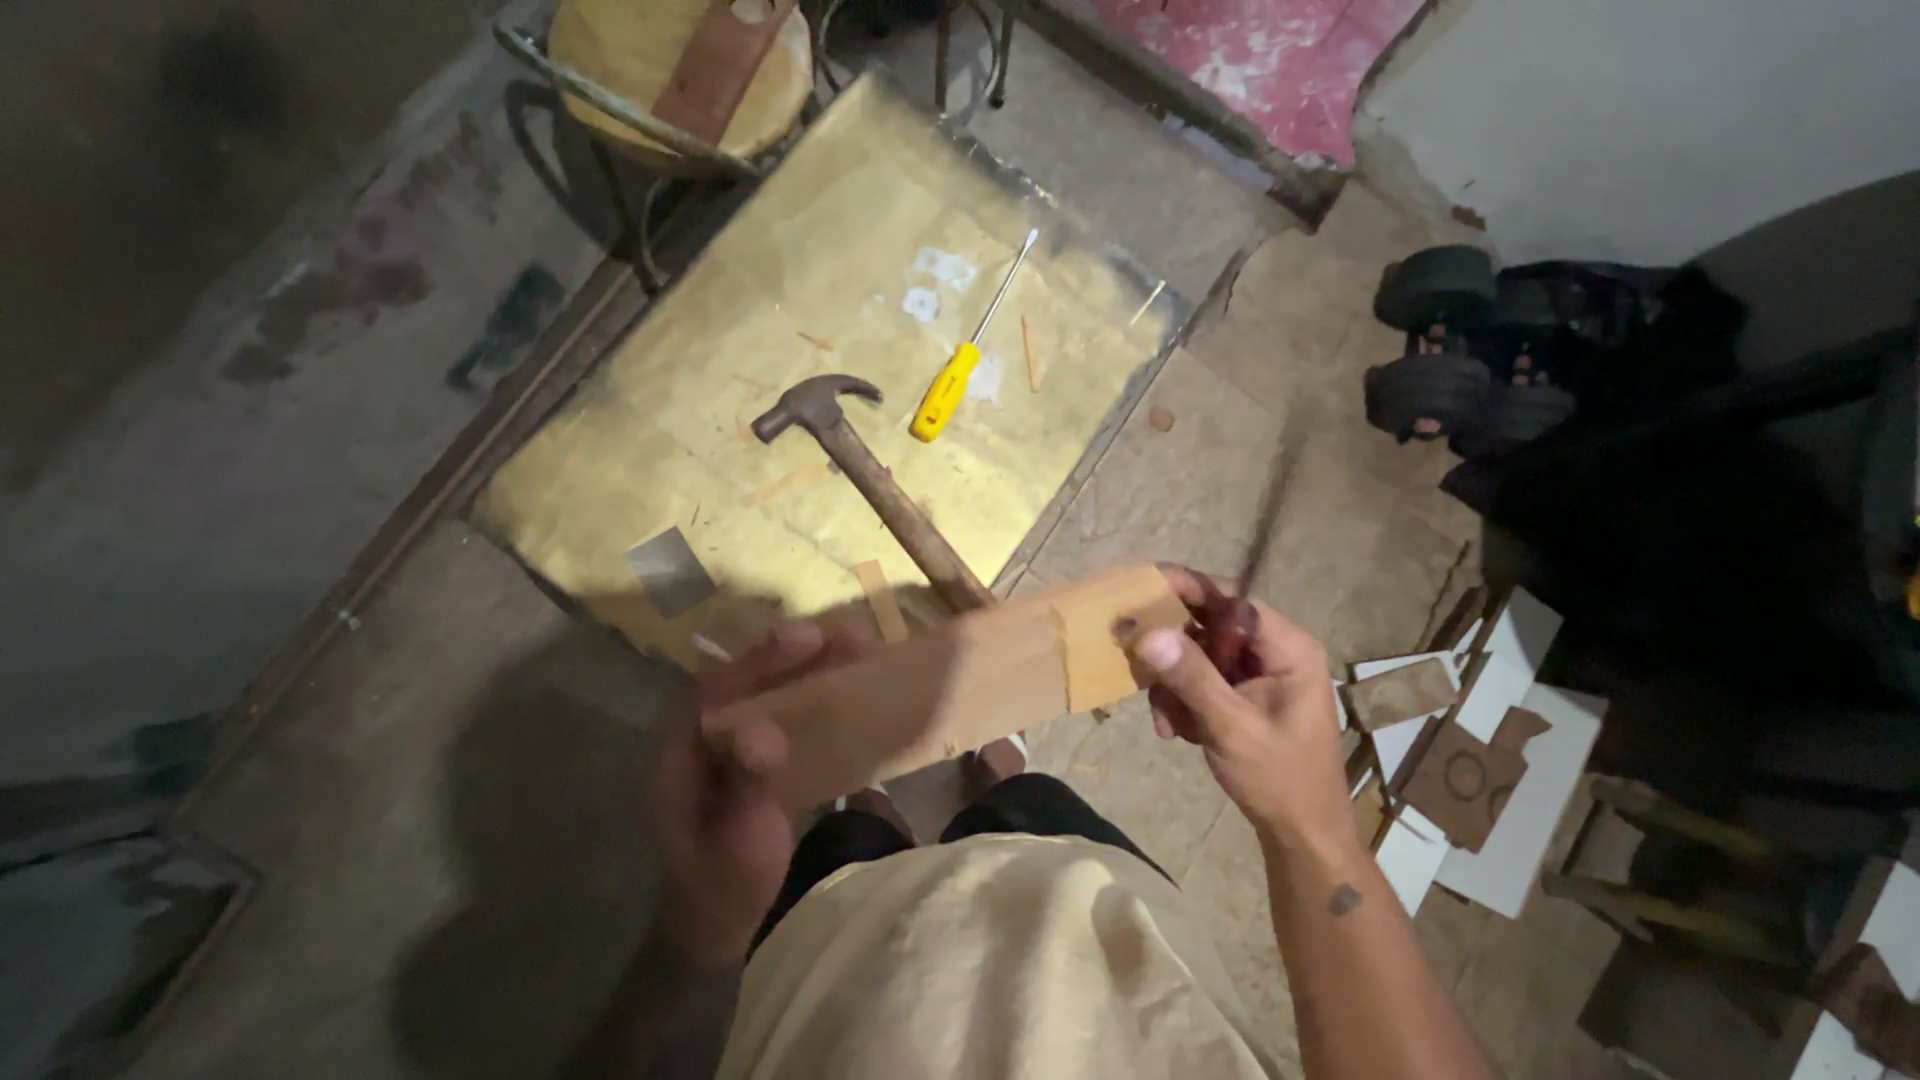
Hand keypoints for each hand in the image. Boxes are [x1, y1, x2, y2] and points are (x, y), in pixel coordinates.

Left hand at [651, 620, 868, 966]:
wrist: (719, 931)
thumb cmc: (723, 885)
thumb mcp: (738, 837)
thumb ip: (749, 782)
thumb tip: (764, 728)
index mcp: (684, 748)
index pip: (720, 685)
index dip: (762, 657)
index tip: (808, 637)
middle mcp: (705, 739)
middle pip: (750, 681)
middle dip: (797, 656)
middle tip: (850, 638)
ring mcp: (731, 751)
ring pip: (770, 696)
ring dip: (811, 673)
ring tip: (860, 653)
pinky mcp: (756, 765)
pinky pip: (786, 719)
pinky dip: (816, 701)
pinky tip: (851, 696)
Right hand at [1131, 566, 1354, 855]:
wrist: (1303, 834)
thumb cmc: (1279, 779)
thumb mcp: (1231, 727)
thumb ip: (1192, 678)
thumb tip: (1148, 633)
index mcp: (1288, 649)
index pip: (1234, 599)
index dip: (1189, 587)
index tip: (1144, 584)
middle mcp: (1276, 651)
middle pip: (1211, 626)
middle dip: (1173, 651)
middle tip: (1136, 663)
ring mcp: (1261, 674)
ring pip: (1200, 655)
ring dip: (1174, 685)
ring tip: (1166, 723)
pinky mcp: (1246, 695)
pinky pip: (1203, 680)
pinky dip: (1184, 701)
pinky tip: (1177, 731)